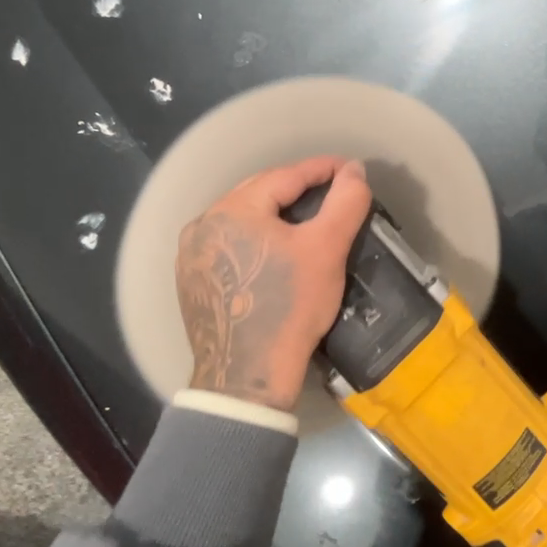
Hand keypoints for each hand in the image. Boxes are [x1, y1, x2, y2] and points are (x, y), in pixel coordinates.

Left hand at [176, 156, 371, 410]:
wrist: (246, 378)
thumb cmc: (289, 305)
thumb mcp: (328, 248)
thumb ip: (346, 201)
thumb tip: (355, 170)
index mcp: (232, 210)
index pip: (287, 175)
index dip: (323, 169)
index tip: (351, 170)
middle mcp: (203, 225)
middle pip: (261, 192)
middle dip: (299, 188)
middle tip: (333, 192)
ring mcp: (192, 255)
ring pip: (245, 219)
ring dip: (278, 213)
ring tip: (309, 218)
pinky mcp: (192, 282)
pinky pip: (231, 244)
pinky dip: (259, 238)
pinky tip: (278, 250)